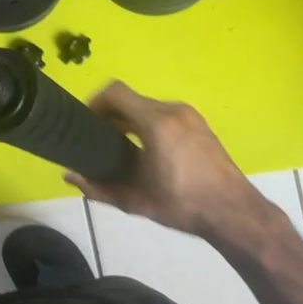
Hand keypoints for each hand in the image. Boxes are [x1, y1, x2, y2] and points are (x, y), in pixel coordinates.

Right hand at [69, 82, 289, 242]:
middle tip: (96, 141)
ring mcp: (190, 115)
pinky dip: (147, 125)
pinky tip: (145, 153)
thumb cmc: (182, 204)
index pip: (115, 92)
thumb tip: (69, 176)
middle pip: (130, 100)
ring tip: (119, 149)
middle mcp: (173, 110)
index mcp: (156, 122)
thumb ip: (97, 187)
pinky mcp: (199, 125)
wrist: (232, 211)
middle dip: (109, 116)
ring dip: (128, 121)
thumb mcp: (134, 200)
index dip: (93, 103)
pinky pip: (164, 115)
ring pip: (147, 108)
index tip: (83, 124)